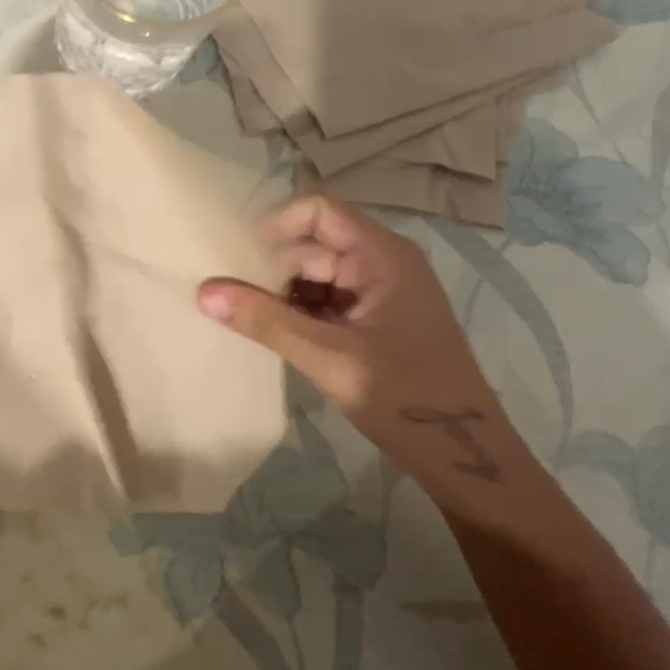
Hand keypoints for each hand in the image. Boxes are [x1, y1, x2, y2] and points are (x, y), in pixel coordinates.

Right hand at [197, 194, 512, 486]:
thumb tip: (203, 290)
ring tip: (246, 318)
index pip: (319, 211)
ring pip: (315, 275)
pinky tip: (272, 334)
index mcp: (383, 256)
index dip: (276, 225)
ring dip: (281, 293)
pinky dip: (297, 312)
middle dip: (272, 266)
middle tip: (232, 296)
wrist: (466, 458)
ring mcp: (380, 294)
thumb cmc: (406, 397)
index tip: (239, 258)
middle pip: (312, 244)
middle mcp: (383, 264)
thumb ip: (266, 321)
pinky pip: (325, 301)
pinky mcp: (374, 322)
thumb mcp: (330, 358)